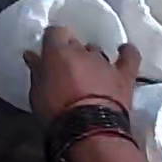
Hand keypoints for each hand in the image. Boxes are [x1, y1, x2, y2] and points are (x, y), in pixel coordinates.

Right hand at [22, 25, 140, 125]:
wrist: (90, 130)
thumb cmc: (56, 112)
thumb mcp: (37, 93)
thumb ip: (37, 71)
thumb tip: (32, 55)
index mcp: (58, 52)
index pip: (55, 32)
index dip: (52, 39)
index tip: (48, 50)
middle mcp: (82, 51)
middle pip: (75, 42)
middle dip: (70, 52)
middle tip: (65, 68)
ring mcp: (105, 63)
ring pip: (96, 50)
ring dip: (91, 58)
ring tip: (88, 71)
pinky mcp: (124, 75)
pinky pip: (129, 57)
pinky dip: (127, 53)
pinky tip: (124, 51)